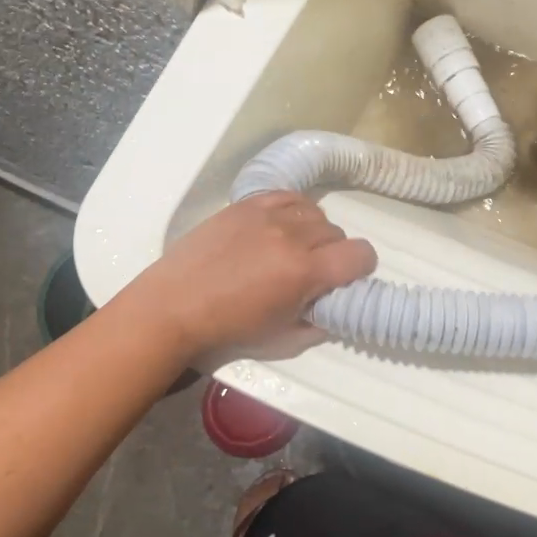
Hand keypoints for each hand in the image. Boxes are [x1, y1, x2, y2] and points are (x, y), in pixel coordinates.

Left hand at [126, 192, 376, 359]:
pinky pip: (289, 196)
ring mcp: (267, 216)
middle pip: (338, 233)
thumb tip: (333, 307)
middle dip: (333, 253)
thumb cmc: (229, 328)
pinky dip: (294, 210)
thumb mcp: (284, 340)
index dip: (362, 267)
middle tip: (312, 272)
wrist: (174, 306)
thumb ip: (319, 323)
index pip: (360, 254)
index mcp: (304, 272)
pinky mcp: (246, 204)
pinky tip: (281, 227)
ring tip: (292, 249)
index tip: (348, 278)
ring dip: (313, 232)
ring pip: (315, 213)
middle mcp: (291, 237)